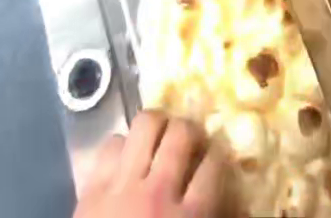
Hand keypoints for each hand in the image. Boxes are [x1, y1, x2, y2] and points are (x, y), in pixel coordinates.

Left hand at [74, 111, 225, 217]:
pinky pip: (110, 145)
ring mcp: (122, 188)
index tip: (215, 157)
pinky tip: (127, 159)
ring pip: (146, 124)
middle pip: (182, 133)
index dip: (218, 155)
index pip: (214, 164)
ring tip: (161, 136)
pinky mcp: (91, 191)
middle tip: (190, 141)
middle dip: (191, 131)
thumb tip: (239, 206)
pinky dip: (122, 146)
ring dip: (159, 125)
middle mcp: (159, 193)